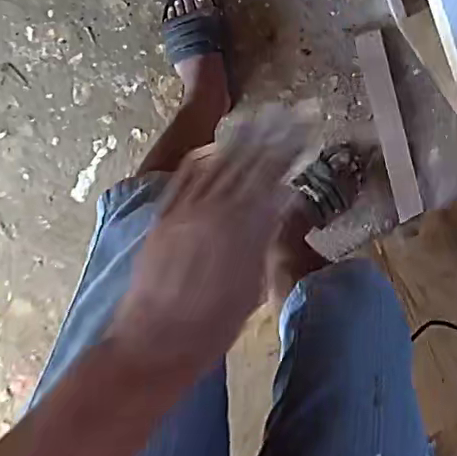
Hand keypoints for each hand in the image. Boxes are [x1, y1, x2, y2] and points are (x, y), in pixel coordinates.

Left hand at [105, 105, 311, 374]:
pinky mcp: (163, 215)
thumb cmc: (210, 329)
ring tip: (257, 120)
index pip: (272, 179)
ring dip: (239, 139)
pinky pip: (184, 176)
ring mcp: (185, 210)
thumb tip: (279, 206)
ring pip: (217, 163)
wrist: (153, 342)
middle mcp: (213, 213)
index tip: (303, 132)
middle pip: (247, 162)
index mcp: (242, 233)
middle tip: (288, 114)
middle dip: (271, 135)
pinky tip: (212, 147)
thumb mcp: (250, 289)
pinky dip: (203, 157)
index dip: (289, 152)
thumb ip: (264, 242)